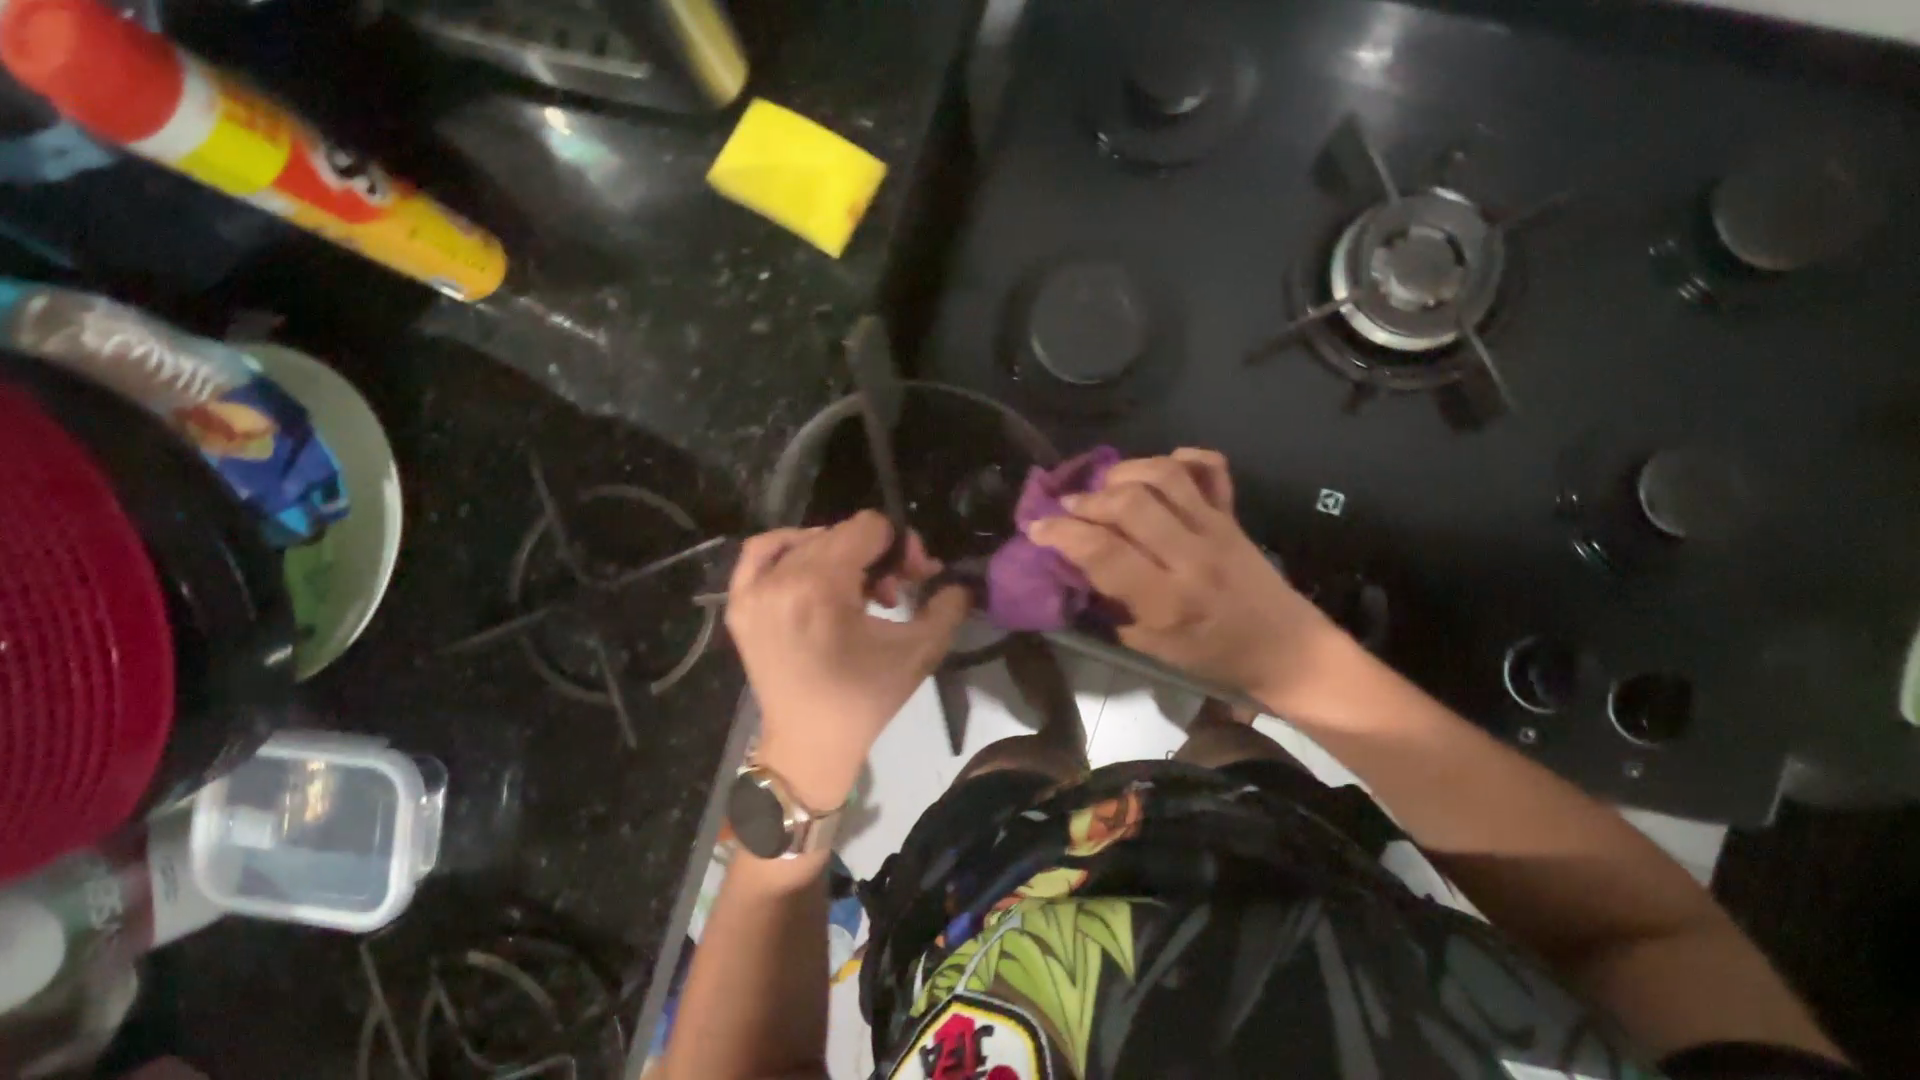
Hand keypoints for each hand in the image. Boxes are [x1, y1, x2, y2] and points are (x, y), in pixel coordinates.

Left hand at [726, 511, 968, 808]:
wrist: (810, 744)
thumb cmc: (865, 700)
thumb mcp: (918, 652)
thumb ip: (948, 606)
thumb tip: (957, 582)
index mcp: (820, 586)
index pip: (868, 527)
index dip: (901, 546)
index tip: (914, 578)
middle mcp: (781, 578)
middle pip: (839, 534)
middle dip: (876, 555)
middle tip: (892, 593)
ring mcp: (754, 590)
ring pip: (807, 542)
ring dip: (839, 554)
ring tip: (856, 588)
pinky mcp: (740, 604)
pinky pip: (760, 553)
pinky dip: (789, 548)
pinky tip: (811, 566)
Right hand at [1025, 449, 1353, 713]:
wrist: (1285, 650)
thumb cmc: (1212, 657)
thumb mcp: (1152, 647)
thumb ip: (1112, 606)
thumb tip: (1072, 568)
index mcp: (1167, 600)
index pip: (1104, 551)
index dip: (1061, 533)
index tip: (1037, 528)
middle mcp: (1191, 556)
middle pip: (1129, 503)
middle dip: (1087, 500)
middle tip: (1068, 508)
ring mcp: (1216, 529)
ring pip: (1164, 477)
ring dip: (1125, 472)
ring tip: (1105, 485)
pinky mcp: (1233, 515)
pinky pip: (1211, 469)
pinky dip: (1182, 458)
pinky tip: (1158, 469)